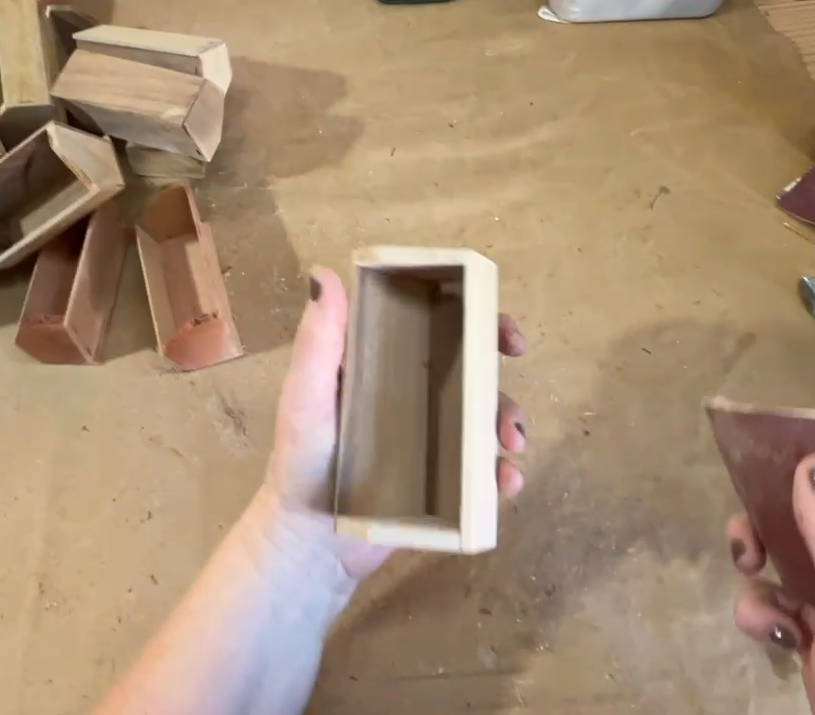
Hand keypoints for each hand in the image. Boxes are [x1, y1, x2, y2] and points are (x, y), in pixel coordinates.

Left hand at [251, 266, 527, 583]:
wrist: (312, 541)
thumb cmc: (302, 460)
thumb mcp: (305, 396)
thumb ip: (317, 341)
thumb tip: (324, 274)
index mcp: (379, 362)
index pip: (429, 322)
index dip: (470, 315)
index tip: (499, 327)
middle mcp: (408, 390)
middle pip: (467, 364)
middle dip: (499, 371)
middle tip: (512, 384)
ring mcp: (426, 434)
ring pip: (481, 413)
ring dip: (506, 420)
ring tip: (509, 446)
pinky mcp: (438, 478)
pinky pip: (481, 467)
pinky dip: (500, 471)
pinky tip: (503, 484)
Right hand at [726, 456, 814, 714]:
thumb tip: (813, 460)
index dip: (806, 467)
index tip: (753, 458)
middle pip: (810, 528)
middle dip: (768, 532)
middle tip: (741, 546)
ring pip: (790, 569)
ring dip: (760, 580)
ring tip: (755, 611)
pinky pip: (786, 611)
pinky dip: (767, 617)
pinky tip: (768, 640)